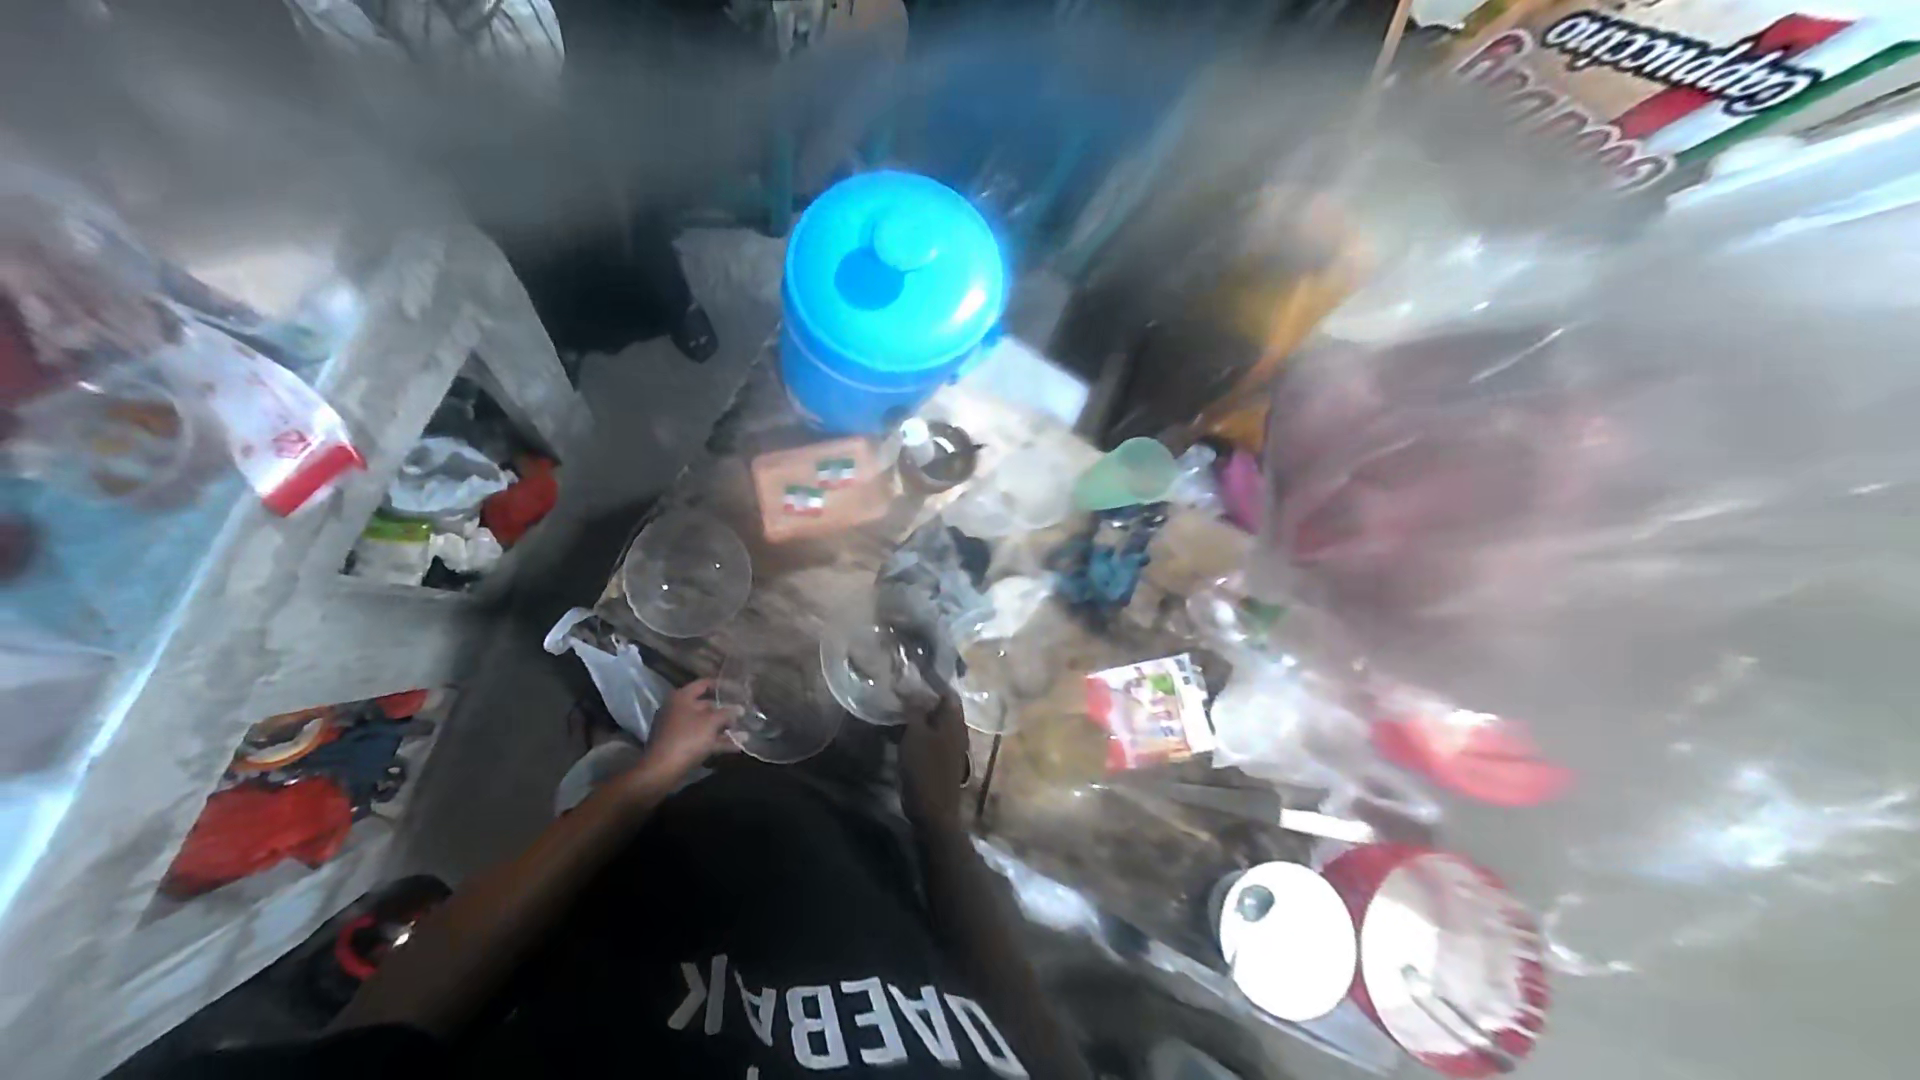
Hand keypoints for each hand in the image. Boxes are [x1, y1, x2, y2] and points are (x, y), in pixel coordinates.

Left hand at [634, 679, 739, 788]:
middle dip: (726, 712)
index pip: (704, 684)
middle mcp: (677, 709)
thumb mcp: (712, 722)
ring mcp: (677, 728)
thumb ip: (728, 713)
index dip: (723, 685)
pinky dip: (716, 742)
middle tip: (743, 716)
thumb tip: (739, 709)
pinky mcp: (678, 745)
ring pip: (704, 725)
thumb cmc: (687, 738)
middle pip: (706, 706)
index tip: (739, 690)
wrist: (661, 770)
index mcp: (681, 698)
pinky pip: (701, 739)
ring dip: (724, 730)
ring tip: (744, 735)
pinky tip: (735, 747)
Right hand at [900, 690, 968, 828]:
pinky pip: (932, 738)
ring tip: (896, 713)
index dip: (931, 683)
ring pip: (935, 723)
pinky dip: (919, 733)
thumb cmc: (924, 768)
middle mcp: (957, 730)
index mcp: (954, 720)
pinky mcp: (944, 760)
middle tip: (900, 695)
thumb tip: (913, 688)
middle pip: (942, 708)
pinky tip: (901, 734)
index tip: (911, 678)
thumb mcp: (915, 735)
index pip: (947, 692)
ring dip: (919, 717)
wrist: (933, 811)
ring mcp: (952, 746)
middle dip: (922, 700)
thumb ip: (916, 710)